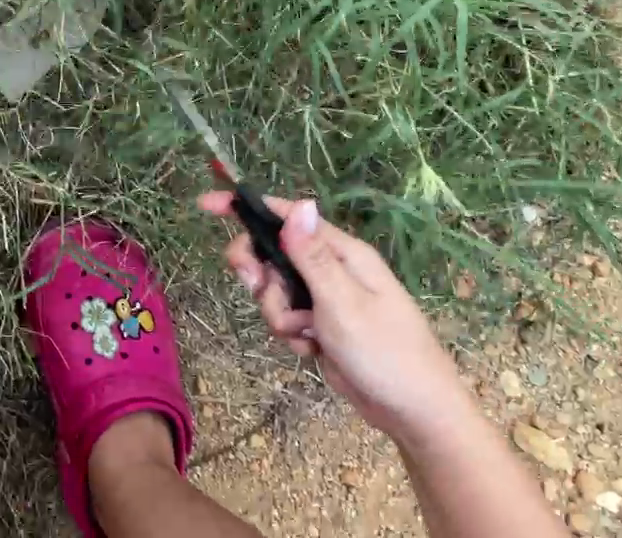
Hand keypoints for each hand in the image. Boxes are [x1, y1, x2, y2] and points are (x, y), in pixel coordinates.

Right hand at [198, 192, 473, 444]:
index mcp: (342, 252)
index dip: (244, 208)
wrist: (416, 415)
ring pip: (273, 288)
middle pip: (270, 252)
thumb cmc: (385, 354)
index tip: (206, 206)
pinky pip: (284, 315)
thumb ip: (313, 256)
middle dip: (258, 273)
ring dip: (276, 311)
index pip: (285, 216)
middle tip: (257, 289)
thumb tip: (300, 204)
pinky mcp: (320, 323)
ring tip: (303, 333)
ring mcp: (325, 297)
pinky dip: (290, 332)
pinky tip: (312, 349)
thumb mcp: (343, 302)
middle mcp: (331, 268)